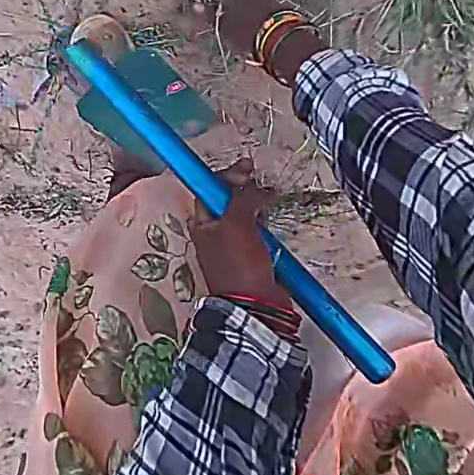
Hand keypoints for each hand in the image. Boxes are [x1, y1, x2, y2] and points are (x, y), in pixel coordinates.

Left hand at [188, 159, 290, 305]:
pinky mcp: (250, 253)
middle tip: (258, 179)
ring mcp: (232, 242)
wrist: (257, 305)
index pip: (209, 189)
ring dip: (255, 203)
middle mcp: (214, 230)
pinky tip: (271, 217)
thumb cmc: (239, 264)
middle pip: (226, 199)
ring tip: (268, 198)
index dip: (226, 176)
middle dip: (242, 187)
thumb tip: (257, 187)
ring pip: (243, 213)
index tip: (247, 169)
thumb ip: (244, 200)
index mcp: (202, 223)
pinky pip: (256, 229)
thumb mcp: (237, 225)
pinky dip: (264, 220)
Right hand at [211, 0, 290, 61]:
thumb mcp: (223, 28)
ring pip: (252, 3)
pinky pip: (265, 10)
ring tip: (244, 29)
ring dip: (247, 12)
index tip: (214, 18)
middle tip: (229, 24)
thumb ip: (209, 15)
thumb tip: (195, 5)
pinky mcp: (281, 8)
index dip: (215, 6)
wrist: (281, 38)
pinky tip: (259, 29)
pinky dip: (260, 17)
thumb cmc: (246, 34)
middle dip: (233, 8)